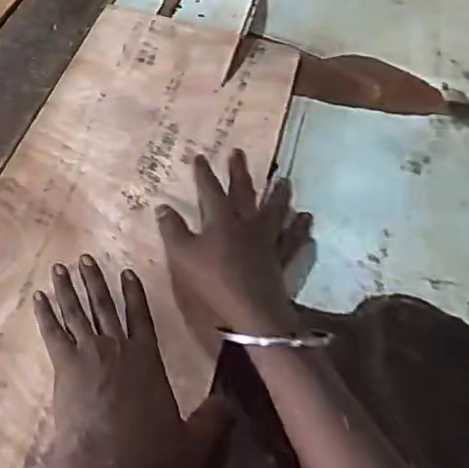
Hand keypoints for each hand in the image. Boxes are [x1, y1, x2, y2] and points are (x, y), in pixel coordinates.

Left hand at [32, 255, 231, 467]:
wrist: (109, 463)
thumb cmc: (152, 455)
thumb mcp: (194, 441)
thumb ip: (213, 418)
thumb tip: (233, 402)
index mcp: (147, 359)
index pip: (141, 317)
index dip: (134, 294)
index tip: (127, 272)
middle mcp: (117, 348)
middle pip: (104, 306)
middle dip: (95, 280)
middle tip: (85, 258)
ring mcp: (88, 352)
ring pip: (76, 311)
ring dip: (67, 288)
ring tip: (59, 268)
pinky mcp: (64, 363)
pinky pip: (52, 330)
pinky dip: (44, 313)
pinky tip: (37, 297)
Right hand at [156, 149, 311, 334]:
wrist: (254, 314)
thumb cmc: (213, 280)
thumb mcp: (181, 254)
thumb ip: (172, 229)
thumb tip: (163, 206)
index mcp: (220, 220)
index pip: (209, 190)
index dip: (203, 174)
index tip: (200, 156)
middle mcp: (246, 225)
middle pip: (244, 193)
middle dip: (239, 173)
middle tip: (238, 153)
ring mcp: (267, 243)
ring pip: (274, 213)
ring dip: (278, 196)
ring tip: (284, 182)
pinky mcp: (280, 262)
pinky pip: (292, 242)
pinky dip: (298, 231)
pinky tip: (305, 223)